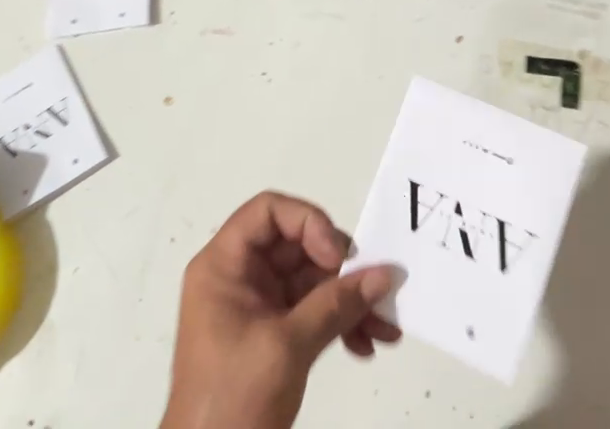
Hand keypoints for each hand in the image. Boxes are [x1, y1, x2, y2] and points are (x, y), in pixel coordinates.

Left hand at [161, 192, 399, 428]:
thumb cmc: (233, 396)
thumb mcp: (288, 345)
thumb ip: (337, 304)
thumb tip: (383, 274)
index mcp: (224, 264)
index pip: (268, 212)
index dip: (308, 223)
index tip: (337, 257)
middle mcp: (240, 276)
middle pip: (297, 246)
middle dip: (341, 268)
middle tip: (374, 290)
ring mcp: (257, 304)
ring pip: (312, 281)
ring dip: (350, 300)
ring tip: (385, 326)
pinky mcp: (272, 333)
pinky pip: (313, 311)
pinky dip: (341, 323)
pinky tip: (367, 344)